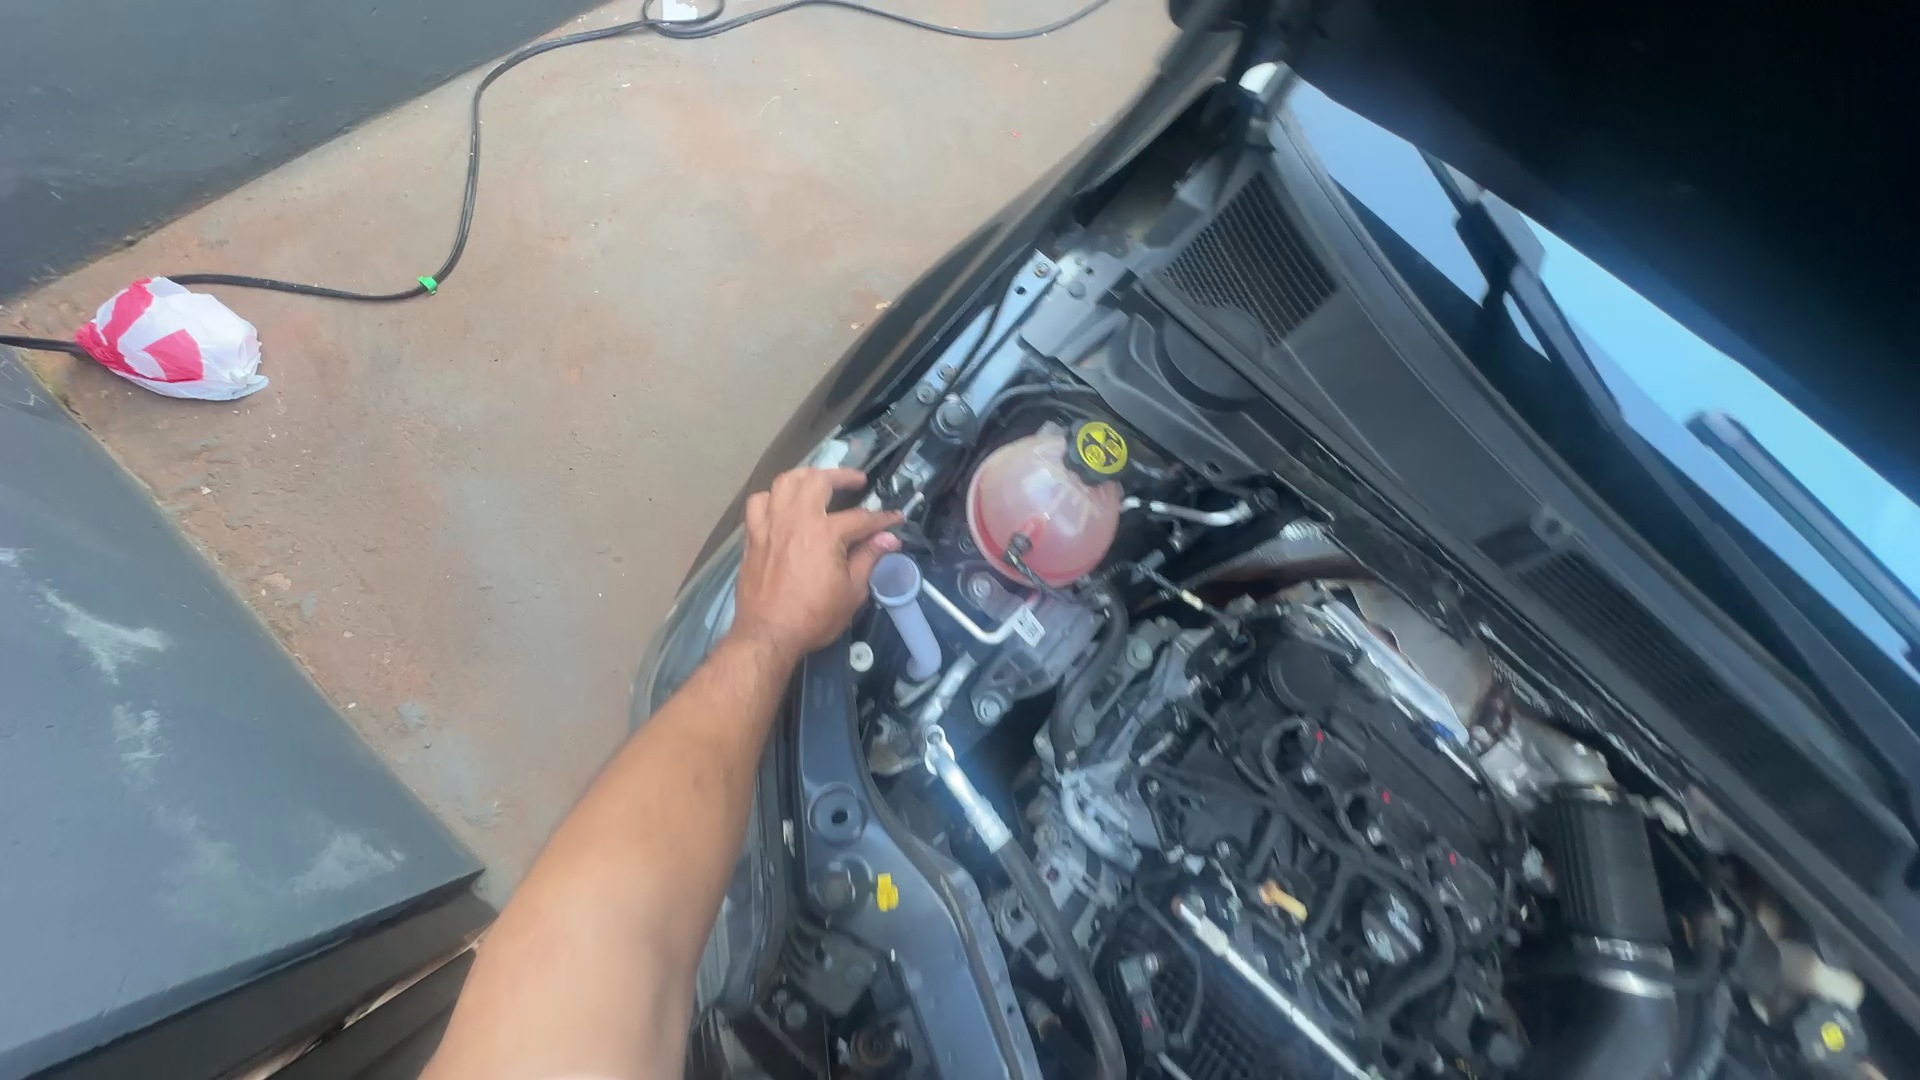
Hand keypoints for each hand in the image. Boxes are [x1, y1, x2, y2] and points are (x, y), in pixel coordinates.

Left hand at [732, 467, 901, 662]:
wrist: (768, 634)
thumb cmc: (814, 617)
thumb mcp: (852, 592)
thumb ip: (870, 559)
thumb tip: (889, 539)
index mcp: (825, 533)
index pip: (861, 518)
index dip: (882, 518)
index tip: (896, 519)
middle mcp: (796, 520)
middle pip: (819, 481)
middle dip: (843, 476)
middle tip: (857, 480)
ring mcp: (771, 525)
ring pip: (785, 482)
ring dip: (806, 476)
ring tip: (819, 481)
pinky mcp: (754, 536)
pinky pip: (758, 502)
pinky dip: (772, 497)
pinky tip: (782, 504)